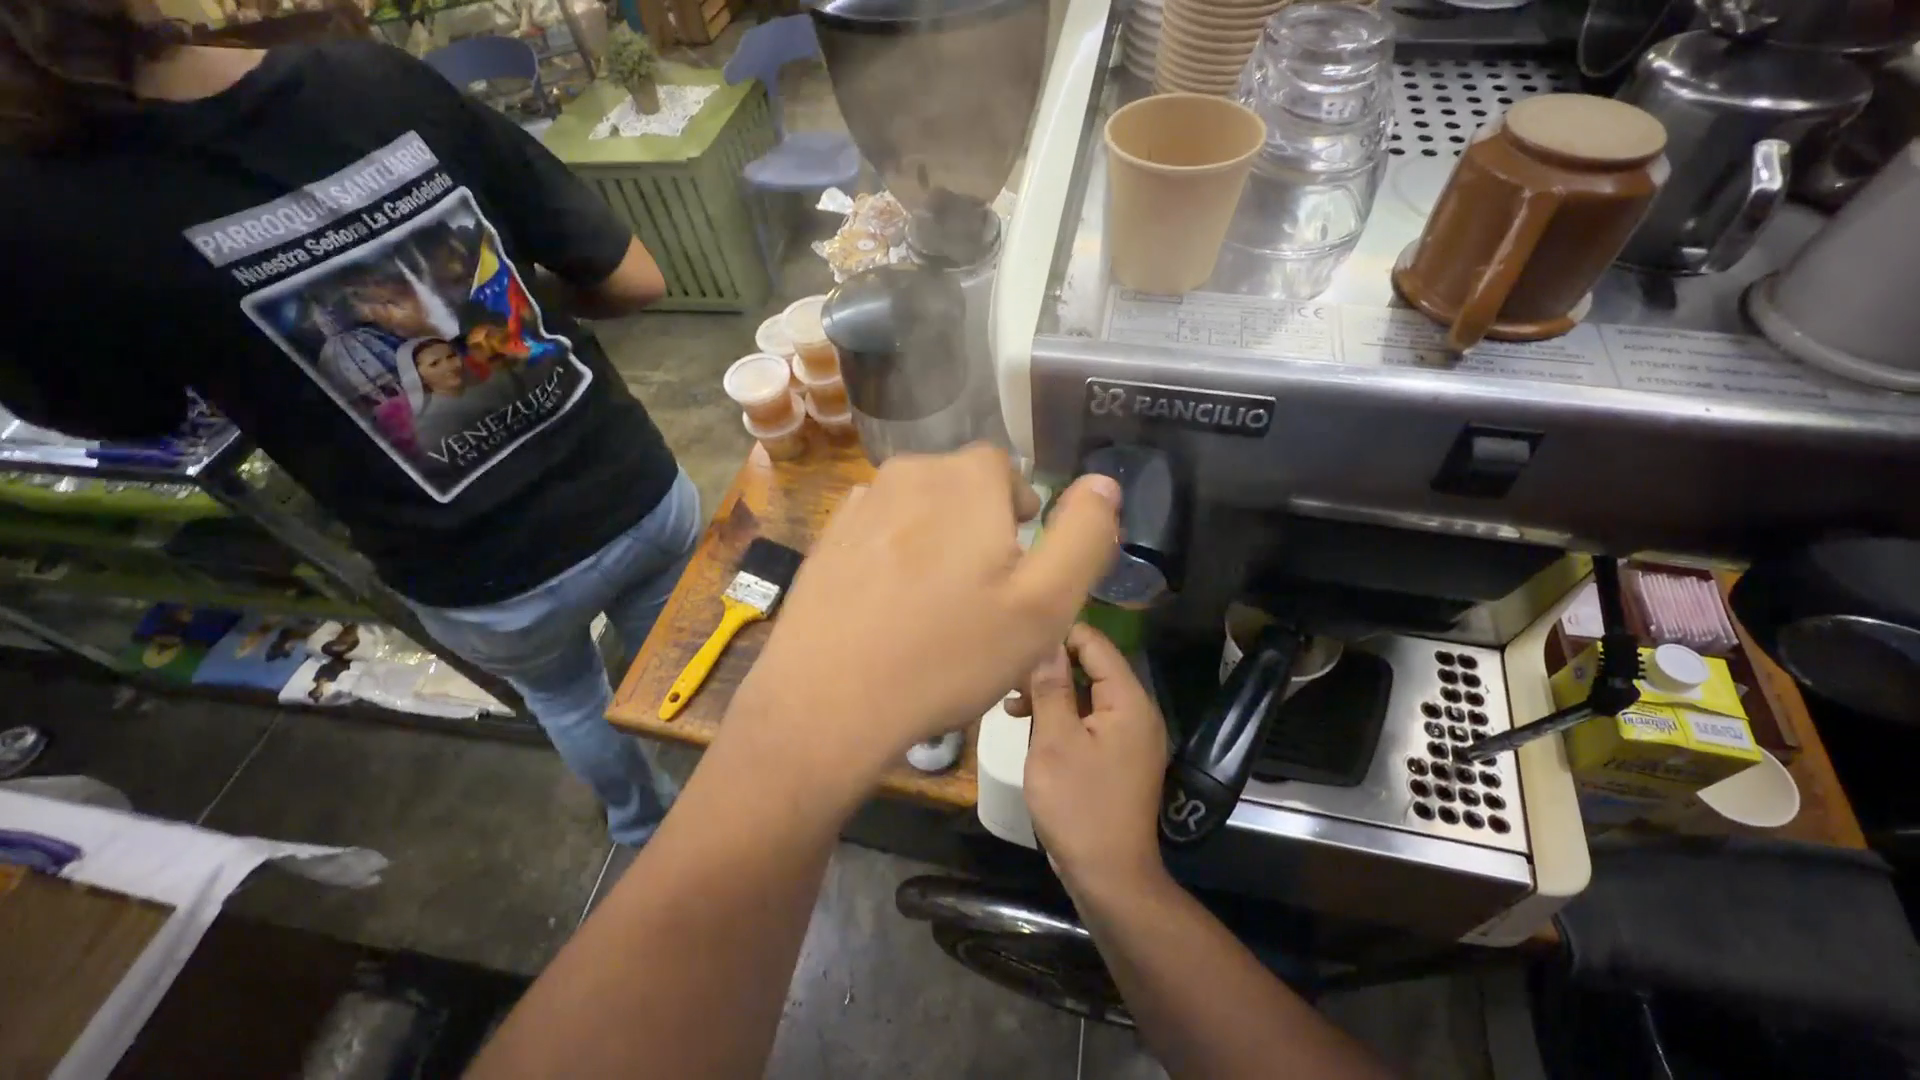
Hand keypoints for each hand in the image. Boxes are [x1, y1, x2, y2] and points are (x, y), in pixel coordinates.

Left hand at [728, 445, 1121, 784]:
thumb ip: (1083, 536)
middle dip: (979, 529)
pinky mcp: (827, 541)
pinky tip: (891, 611)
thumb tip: (1103, 483)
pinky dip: (894, 560)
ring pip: (919, 512)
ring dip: (936, 544)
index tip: (1018, 572)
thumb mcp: (1044, 604)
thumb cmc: (949, 654)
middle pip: (961, 488)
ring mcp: (859, 506)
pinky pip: (880, 535)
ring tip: (936, 610)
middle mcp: (908, 474)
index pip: (1007, 471)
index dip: (1021, 516)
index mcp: (964, 479)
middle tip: (982, 599)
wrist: (828, 703)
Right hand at [1022, 624, 1170, 895]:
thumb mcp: (1054, 742)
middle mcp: (1137, 712)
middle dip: (1050, 668)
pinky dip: (1063, 719)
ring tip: (1012, 708)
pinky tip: (1032, 730)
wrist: (1109, 874)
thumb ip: (1050, 688)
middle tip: (1008, 680)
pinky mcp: (1120, 758)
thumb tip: (1045, 643)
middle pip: (1093, 668)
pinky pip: (1091, 722)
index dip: (1058, 636)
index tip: (1018, 641)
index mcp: (1128, 701)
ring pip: (1088, 696)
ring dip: (1052, 695)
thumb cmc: (1078, 804)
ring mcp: (1131, 737)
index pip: (1096, 644)